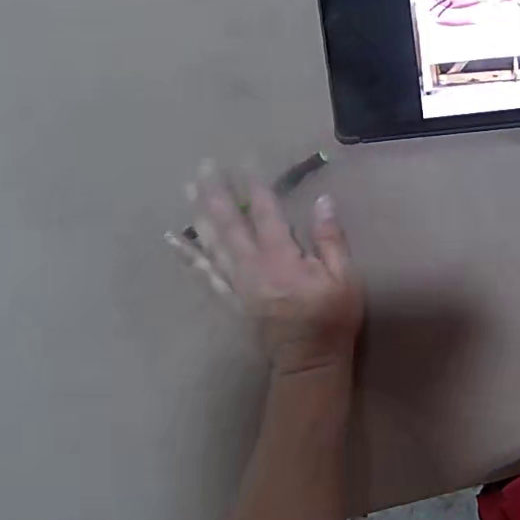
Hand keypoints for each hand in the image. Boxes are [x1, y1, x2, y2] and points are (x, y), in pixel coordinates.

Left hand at [174, 162, 363, 380]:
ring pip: (212, 243)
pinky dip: (188, 256)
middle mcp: (251, 266)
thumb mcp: (345, 277)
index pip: (266, 212)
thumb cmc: (333, 317)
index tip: (246, 158)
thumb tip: (323, 201)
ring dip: (199, 214)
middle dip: (217, 191)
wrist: (310, 361)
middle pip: (230, 223)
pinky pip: (204, 275)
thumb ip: (331, 239)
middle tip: (205, 165)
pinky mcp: (230, 299)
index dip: (256, 183)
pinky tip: (175, 241)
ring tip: (187, 188)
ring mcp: (236, 284)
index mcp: (281, 258)